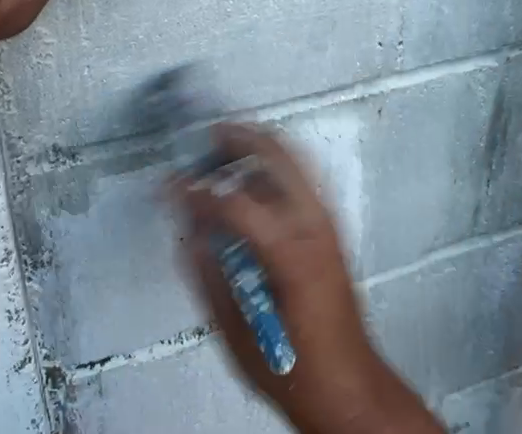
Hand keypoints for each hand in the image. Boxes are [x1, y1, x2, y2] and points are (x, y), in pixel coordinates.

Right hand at [177, 126, 444, 433]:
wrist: (349, 385)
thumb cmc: (299, 368)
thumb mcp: (236, 332)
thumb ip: (207, 276)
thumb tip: (189, 234)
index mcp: (289, 254)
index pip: (233, 201)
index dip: (196, 189)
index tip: (172, 185)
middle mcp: (314, 230)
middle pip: (275, 155)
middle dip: (236, 137)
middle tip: (205, 136)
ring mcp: (328, 225)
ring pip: (294, 157)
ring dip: (257, 145)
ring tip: (225, 145)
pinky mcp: (332, 229)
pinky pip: (303, 176)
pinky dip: (275, 163)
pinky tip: (253, 173)